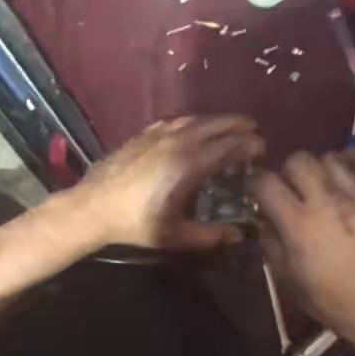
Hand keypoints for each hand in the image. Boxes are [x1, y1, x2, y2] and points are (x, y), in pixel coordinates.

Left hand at [68, 115, 265, 249]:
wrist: (92, 207)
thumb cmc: (135, 223)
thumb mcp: (174, 235)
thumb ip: (208, 235)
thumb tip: (236, 235)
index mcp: (189, 164)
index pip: (229, 145)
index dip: (249, 145)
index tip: (262, 151)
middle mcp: (177, 142)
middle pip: (215, 125)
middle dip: (237, 125)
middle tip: (253, 131)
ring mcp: (158, 134)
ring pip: (194, 119)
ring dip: (215, 121)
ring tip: (228, 127)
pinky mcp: (142, 134)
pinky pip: (174, 121)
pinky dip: (191, 122)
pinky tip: (192, 128)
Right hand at [253, 150, 354, 355]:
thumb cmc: (337, 304)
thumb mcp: (291, 282)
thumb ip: (272, 246)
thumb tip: (264, 221)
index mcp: (300, 225)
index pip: (266, 184)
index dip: (256, 187)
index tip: (260, 197)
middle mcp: (328, 201)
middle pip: (298, 160)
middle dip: (287, 172)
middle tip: (291, 191)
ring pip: (330, 157)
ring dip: (319, 168)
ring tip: (320, 186)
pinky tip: (349, 171)